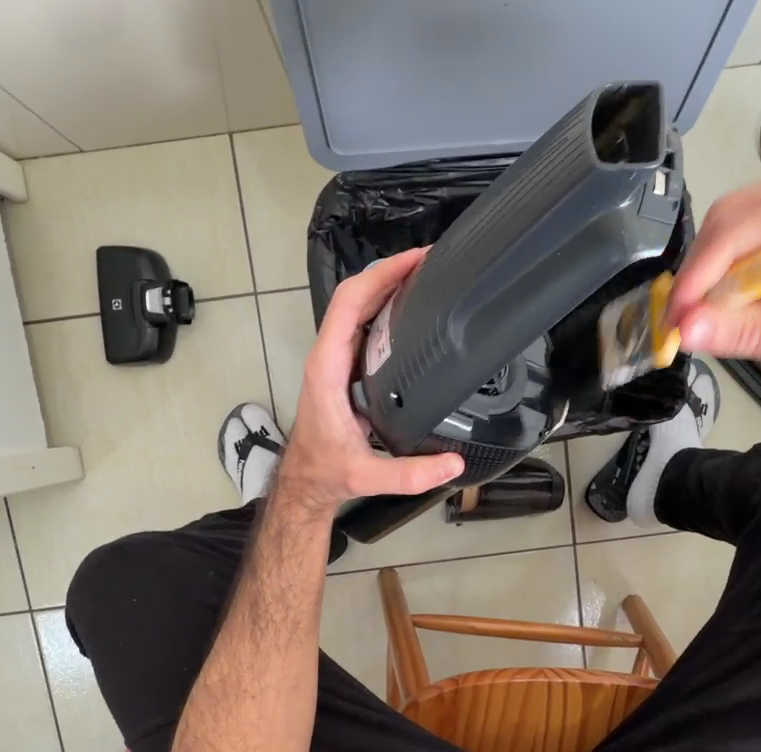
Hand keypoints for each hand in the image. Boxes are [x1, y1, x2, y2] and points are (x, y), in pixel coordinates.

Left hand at [277, 248, 464, 511]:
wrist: (306, 482)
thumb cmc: (326, 472)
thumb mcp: (367, 476)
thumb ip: (410, 474)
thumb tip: (453, 463)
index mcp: (328, 368)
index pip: (349, 304)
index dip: (381, 276)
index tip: (415, 261)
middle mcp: (329, 356)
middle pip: (356, 295)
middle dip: (391, 271)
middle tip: (432, 260)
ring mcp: (335, 360)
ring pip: (358, 307)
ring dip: (388, 285)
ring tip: (427, 275)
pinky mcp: (344, 368)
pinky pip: (364, 326)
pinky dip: (386, 308)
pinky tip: (414, 309)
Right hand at [670, 160, 760, 395]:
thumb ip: (753, 334)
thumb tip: (688, 328)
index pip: (737, 232)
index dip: (695, 281)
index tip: (673, 324)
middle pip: (736, 217)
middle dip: (706, 274)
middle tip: (691, 324)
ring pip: (749, 219)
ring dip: (729, 271)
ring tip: (732, 318)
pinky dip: (755, 264)